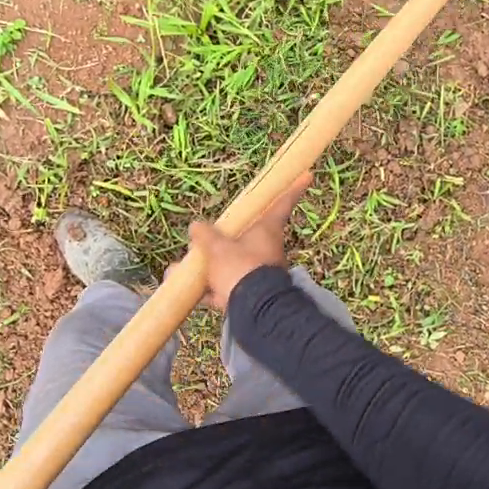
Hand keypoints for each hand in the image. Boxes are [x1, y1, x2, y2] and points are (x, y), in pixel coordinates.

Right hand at [186, 171, 313, 309]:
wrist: (254, 313)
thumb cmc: (240, 269)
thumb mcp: (218, 249)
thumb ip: (206, 237)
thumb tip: (196, 226)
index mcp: (267, 230)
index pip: (281, 203)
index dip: (292, 189)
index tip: (307, 175)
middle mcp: (268, 249)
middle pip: (246, 237)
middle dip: (222, 241)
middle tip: (204, 241)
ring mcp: (260, 272)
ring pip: (233, 264)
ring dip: (210, 267)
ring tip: (181, 270)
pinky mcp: (251, 295)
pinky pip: (227, 287)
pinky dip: (209, 290)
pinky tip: (190, 292)